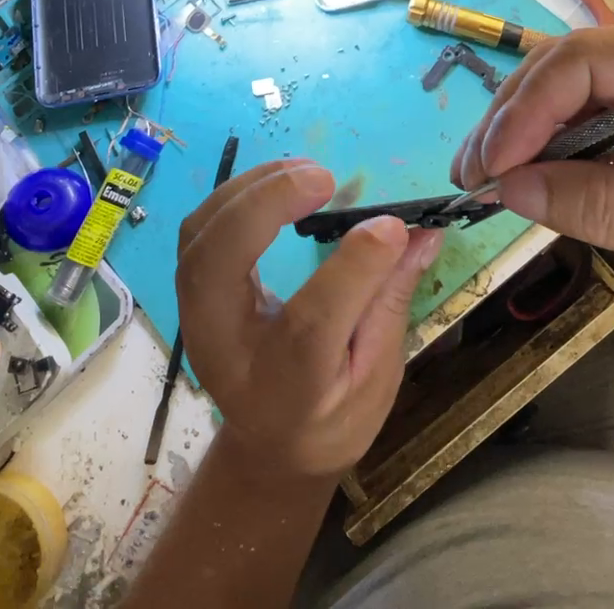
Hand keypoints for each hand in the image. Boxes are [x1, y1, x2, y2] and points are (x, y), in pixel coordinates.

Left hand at [176, 159, 443, 477]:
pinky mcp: (192, 291)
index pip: (309, 325)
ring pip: (199, 239)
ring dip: (248, 190)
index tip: (391, 225)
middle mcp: (225, 352)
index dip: (351, 270)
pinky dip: (234, 194)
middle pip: (217, 269)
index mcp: (284, 391)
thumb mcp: (376, 374)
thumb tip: (421, 232)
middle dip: (263, 208)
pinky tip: (278, 183)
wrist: (271, 441)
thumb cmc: (332, 414)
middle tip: (323, 178)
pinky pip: (199, 230)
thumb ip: (390, 300)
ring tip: (306, 172)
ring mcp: (197, 318)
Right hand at [452, 27, 613, 351]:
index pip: (593, 61)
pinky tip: (524, 189)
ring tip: (482, 183)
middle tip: (471, 174)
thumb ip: (604, 204)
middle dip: (517, 119)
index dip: (531, 106)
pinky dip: (554, 165)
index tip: (493, 165)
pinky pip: (595, 145)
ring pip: (576, 108)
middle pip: (575, 75)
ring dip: (526, 141)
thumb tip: (507, 186)